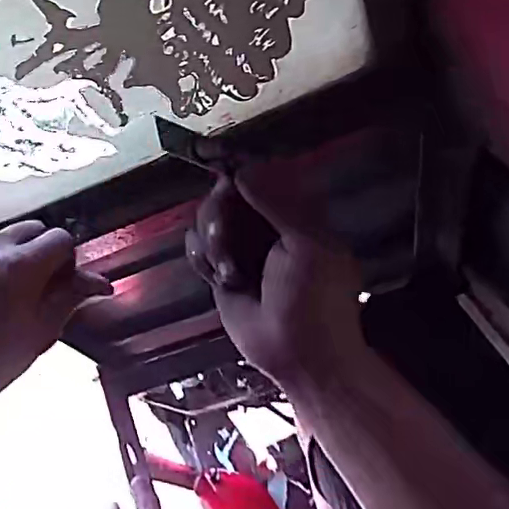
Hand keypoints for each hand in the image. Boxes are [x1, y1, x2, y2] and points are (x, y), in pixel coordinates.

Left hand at [0, 220, 110, 420]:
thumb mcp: (43, 330)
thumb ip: (72, 296)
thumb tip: (100, 282)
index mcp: (17, 267)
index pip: (60, 238)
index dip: (67, 260)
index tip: (61, 281)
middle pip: (34, 228)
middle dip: (43, 251)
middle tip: (40, 286)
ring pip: (6, 236)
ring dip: (16, 254)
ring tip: (8, 293)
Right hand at [187, 160, 365, 395]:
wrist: (299, 356)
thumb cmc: (315, 301)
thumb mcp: (309, 246)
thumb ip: (278, 202)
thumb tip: (240, 170)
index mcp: (292, 210)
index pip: (257, 171)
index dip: (232, 161)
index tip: (205, 152)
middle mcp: (262, 222)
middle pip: (222, 192)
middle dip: (218, 214)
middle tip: (225, 236)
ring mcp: (239, 244)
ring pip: (204, 218)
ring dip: (212, 243)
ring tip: (231, 271)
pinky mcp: (218, 267)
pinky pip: (193, 245)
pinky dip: (202, 259)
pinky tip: (221, 278)